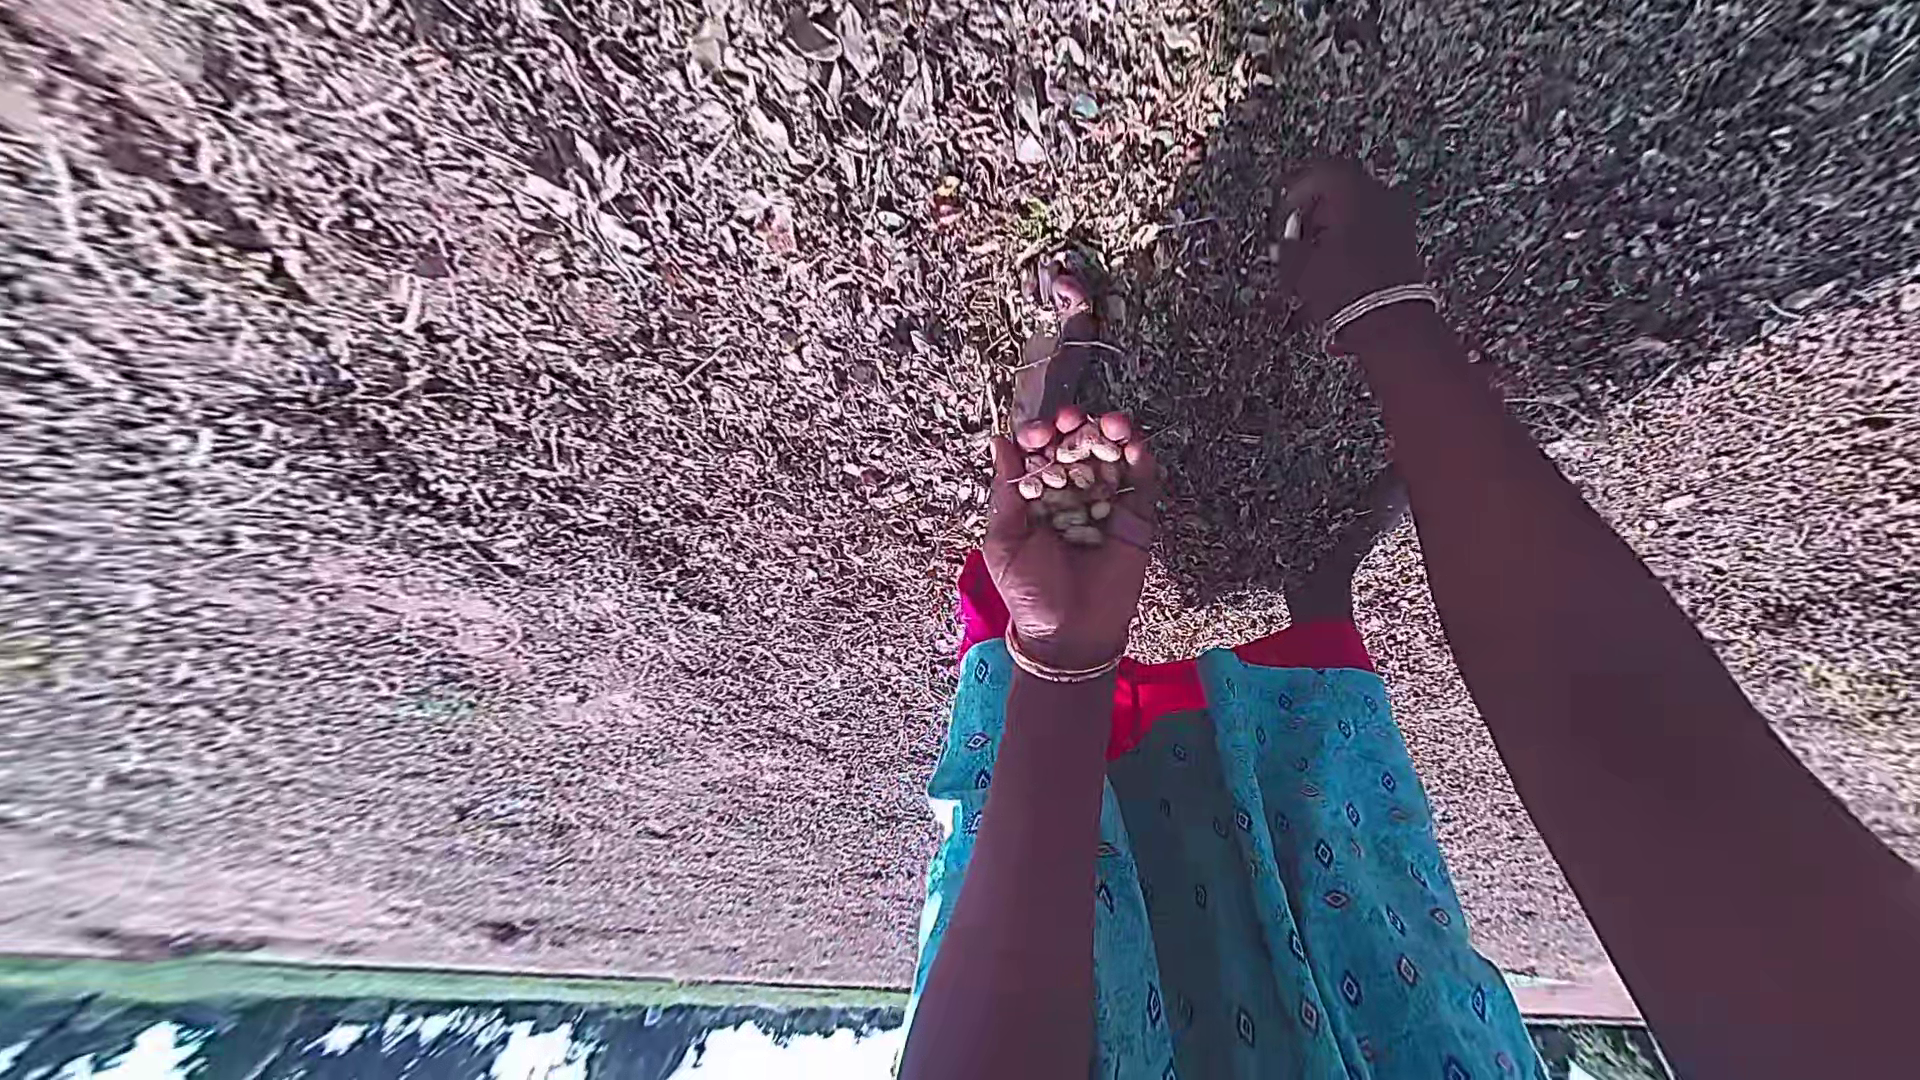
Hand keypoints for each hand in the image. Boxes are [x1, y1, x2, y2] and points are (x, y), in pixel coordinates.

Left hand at [985, 406, 1160, 670]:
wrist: (1069, 635)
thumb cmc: (1030, 592)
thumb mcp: (1004, 542)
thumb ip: (1006, 493)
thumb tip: (999, 442)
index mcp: (1036, 498)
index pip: (1038, 454)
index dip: (1040, 436)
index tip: (1040, 432)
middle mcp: (1070, 494)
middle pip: (1075, 448)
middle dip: (1075, 429)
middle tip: (1074, 419)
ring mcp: (1103, 504)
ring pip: (1109, 459)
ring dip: (1112, 435)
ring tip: (1113, 423)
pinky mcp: (1133, 519)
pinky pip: (1140, 485)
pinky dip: (1140, 462)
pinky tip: (1135, 446)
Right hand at [1277, 159, 1426, 327]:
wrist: (1383, 317)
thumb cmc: (1342, 289)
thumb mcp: (1299, 267)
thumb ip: (1286, 247)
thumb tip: (1281, 243)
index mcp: (1353, 194)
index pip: (1319, 174)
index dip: (1293, 193)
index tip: (1280, 213)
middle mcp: (1379, 197)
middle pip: (1338, 192)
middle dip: (1311, 214)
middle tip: (1291, 238)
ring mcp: (1394, 218)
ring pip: (1352, 212)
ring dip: (1328, 230)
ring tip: (1309, 258)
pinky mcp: (1401, 240)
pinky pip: (1366, 230)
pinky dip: (1345, 242)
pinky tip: (1331, 266)